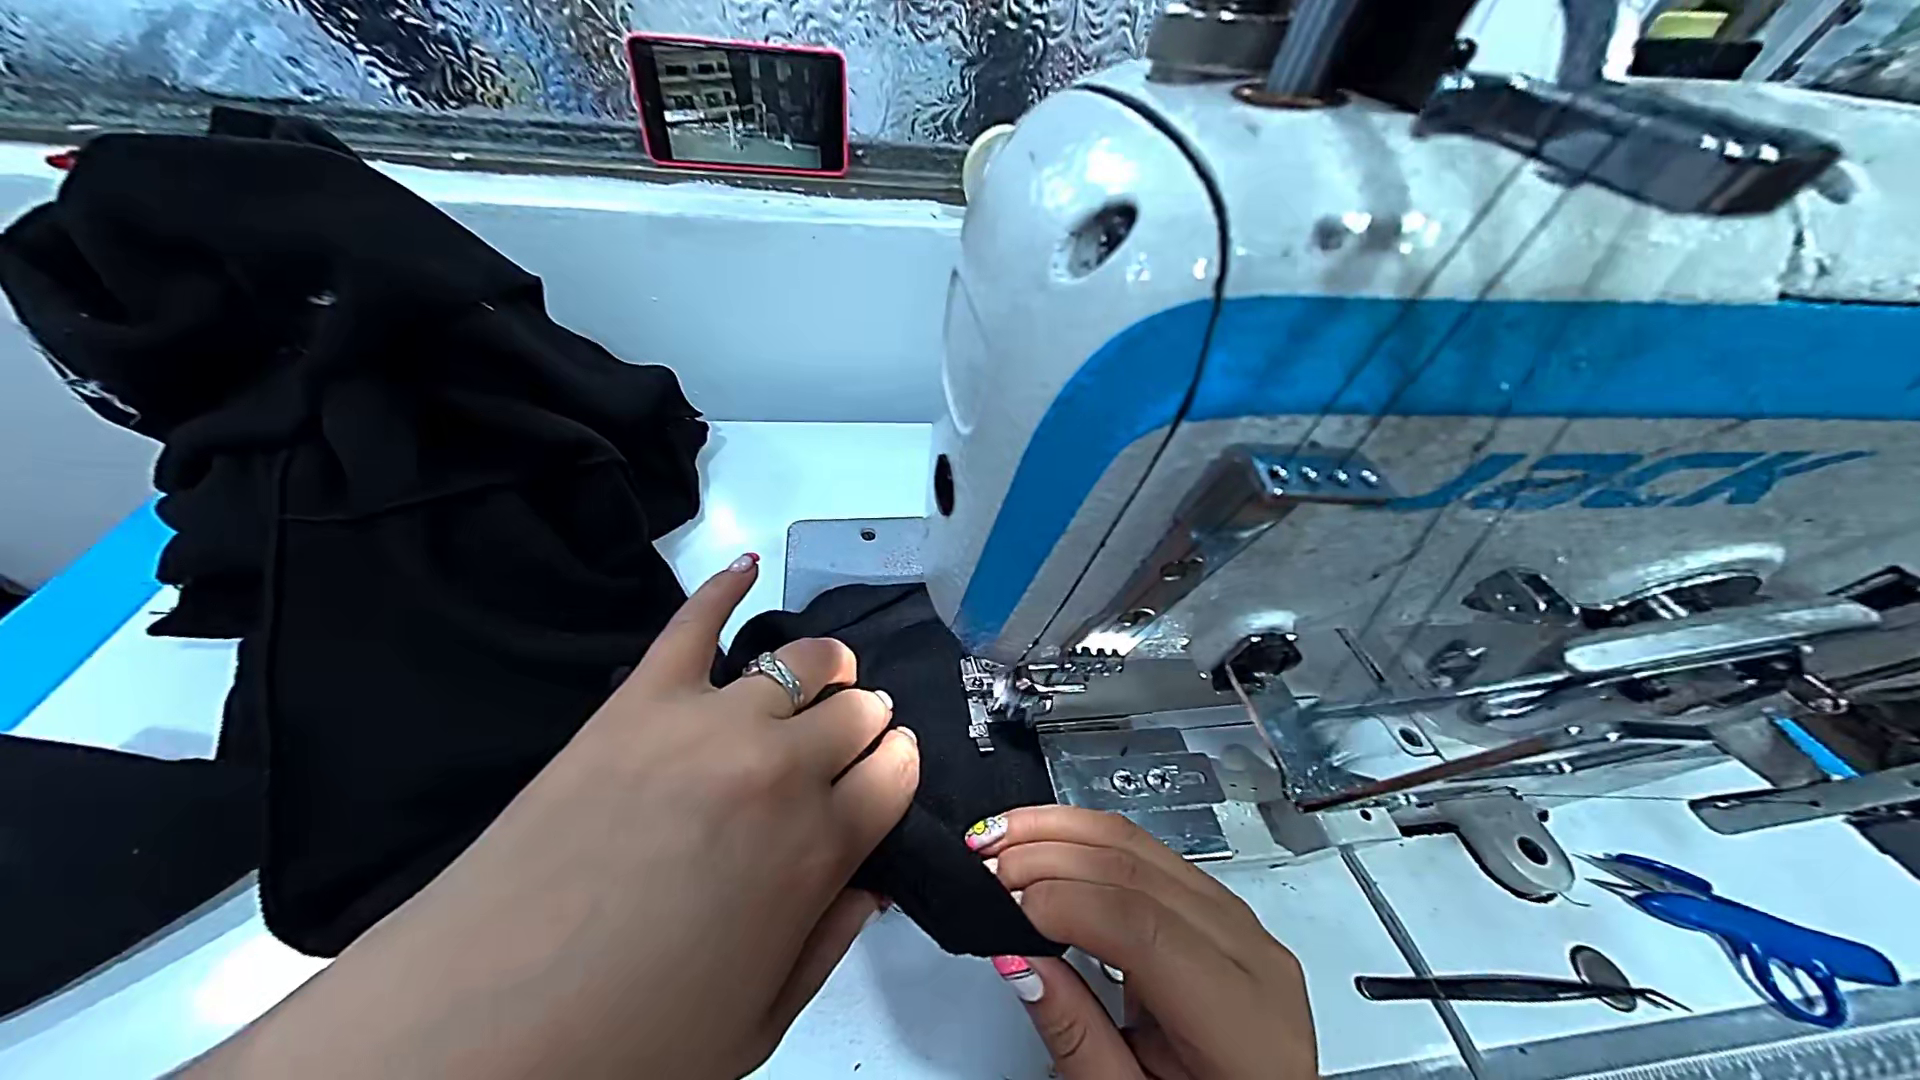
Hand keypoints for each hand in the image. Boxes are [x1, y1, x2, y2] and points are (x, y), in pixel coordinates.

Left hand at [188, 553, 919, 1078]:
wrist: (465, 1040)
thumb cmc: (632, 1046)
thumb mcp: (762, 1021)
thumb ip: (834, 938)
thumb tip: (876, 875)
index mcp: (818, 849)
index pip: (897, 769)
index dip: (898, 767)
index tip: (883, 775)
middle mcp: (778, 768)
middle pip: (858, 709)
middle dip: (866, 722)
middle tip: (844, 742)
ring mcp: (706, 722)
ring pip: (804, 658)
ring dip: (827, 668)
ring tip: (821, 677)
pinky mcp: (637, 700)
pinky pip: (693, 622)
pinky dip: (724, 587)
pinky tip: (747, 564)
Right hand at [966, 806, 1315, 1078]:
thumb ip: (1076, 1037)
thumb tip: (1018, 958)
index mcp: (1244, 1017)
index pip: (1143, 926)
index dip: (1063, 902)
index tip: (1003, 903)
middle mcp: (1247, 948)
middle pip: (1135, 867)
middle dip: (1047, 854)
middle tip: (986, 862)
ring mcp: (1231, 914)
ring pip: (1135, 839)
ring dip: (1057, 829)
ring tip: (1001, 836)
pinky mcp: (1207, 897)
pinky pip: (1140, 845)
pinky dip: (1081, 835)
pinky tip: (1043, 838)